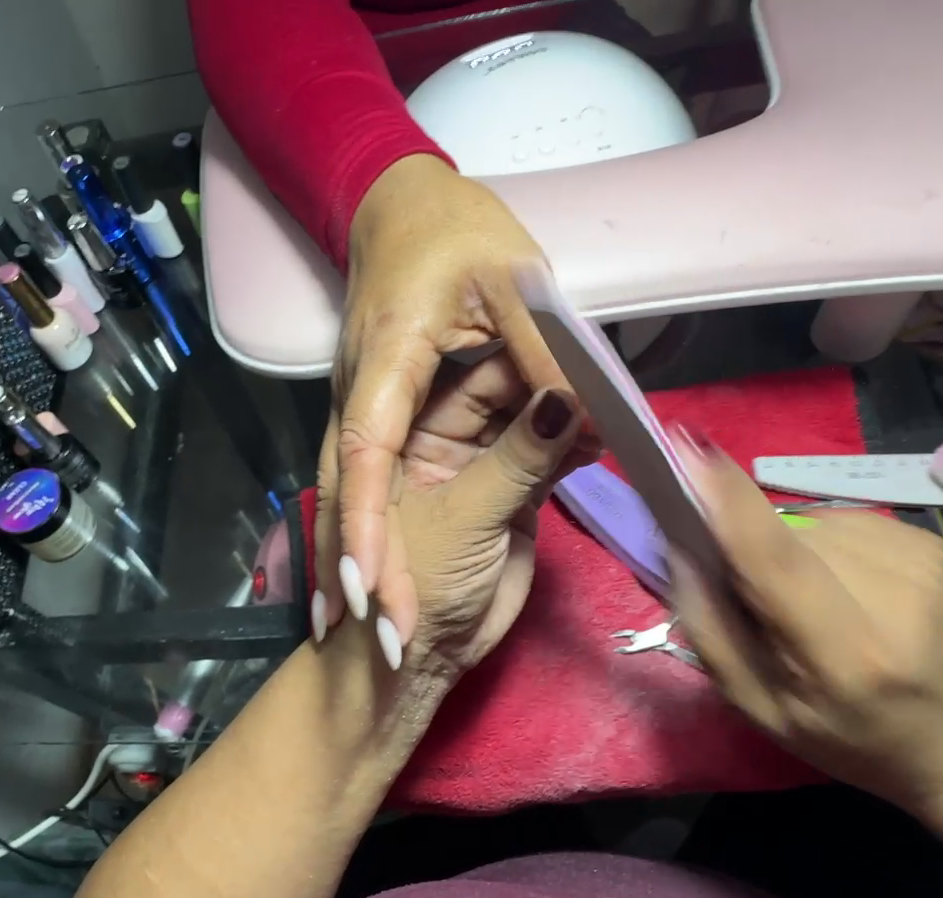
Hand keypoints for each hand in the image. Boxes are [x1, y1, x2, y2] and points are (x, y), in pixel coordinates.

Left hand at [313, 382, 580, 680]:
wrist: (427, 653)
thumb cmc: (424, 582)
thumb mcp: (467, 514)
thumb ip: (517, 458)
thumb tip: (567, 396)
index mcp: (412, 434)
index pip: (471, 382)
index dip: (521, 366)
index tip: (574, 354)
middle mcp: (447, 441)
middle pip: (506, 398)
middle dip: (552, 389)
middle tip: (604, 383)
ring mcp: (484, 468)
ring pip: (531, 428)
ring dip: (569, 421)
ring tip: (610, 413)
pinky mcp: (513, 496)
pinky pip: (546, 461)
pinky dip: (573, 452)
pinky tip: (602, 442)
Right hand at [325, 154, 578, 644]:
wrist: (395, 209)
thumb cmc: (445, 232)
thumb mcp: (507, 286)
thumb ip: (544, 349)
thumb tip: (588, 419)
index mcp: (388, 361)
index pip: (370, 453)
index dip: (364, 527)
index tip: (365, 596)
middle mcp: (365, 398)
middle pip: (353, 496)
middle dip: (357, 574)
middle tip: (384, 643)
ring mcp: (368, 413)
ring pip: (356, 500)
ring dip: (356, 570)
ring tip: (380, 638)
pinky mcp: (387, 424)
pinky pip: (376, 486)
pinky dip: (368, 542)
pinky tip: (368, 595)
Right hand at [671, 444, 942, 807]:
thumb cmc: (848, 738)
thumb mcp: (758, 709)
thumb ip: (711, 630)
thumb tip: (680, 544)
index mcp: (846, 654)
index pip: (775, 559)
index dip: (728, 501)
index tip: (686, 449)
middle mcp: (892, 594)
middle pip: (782, 535)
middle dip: (744, 545)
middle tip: (750, 598)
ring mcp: (921, 559)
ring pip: (807, 523)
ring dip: (784, 548)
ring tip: (806, 600)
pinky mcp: (932, 540)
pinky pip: (838, 522)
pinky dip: (819, 546)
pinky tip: (841, 587)